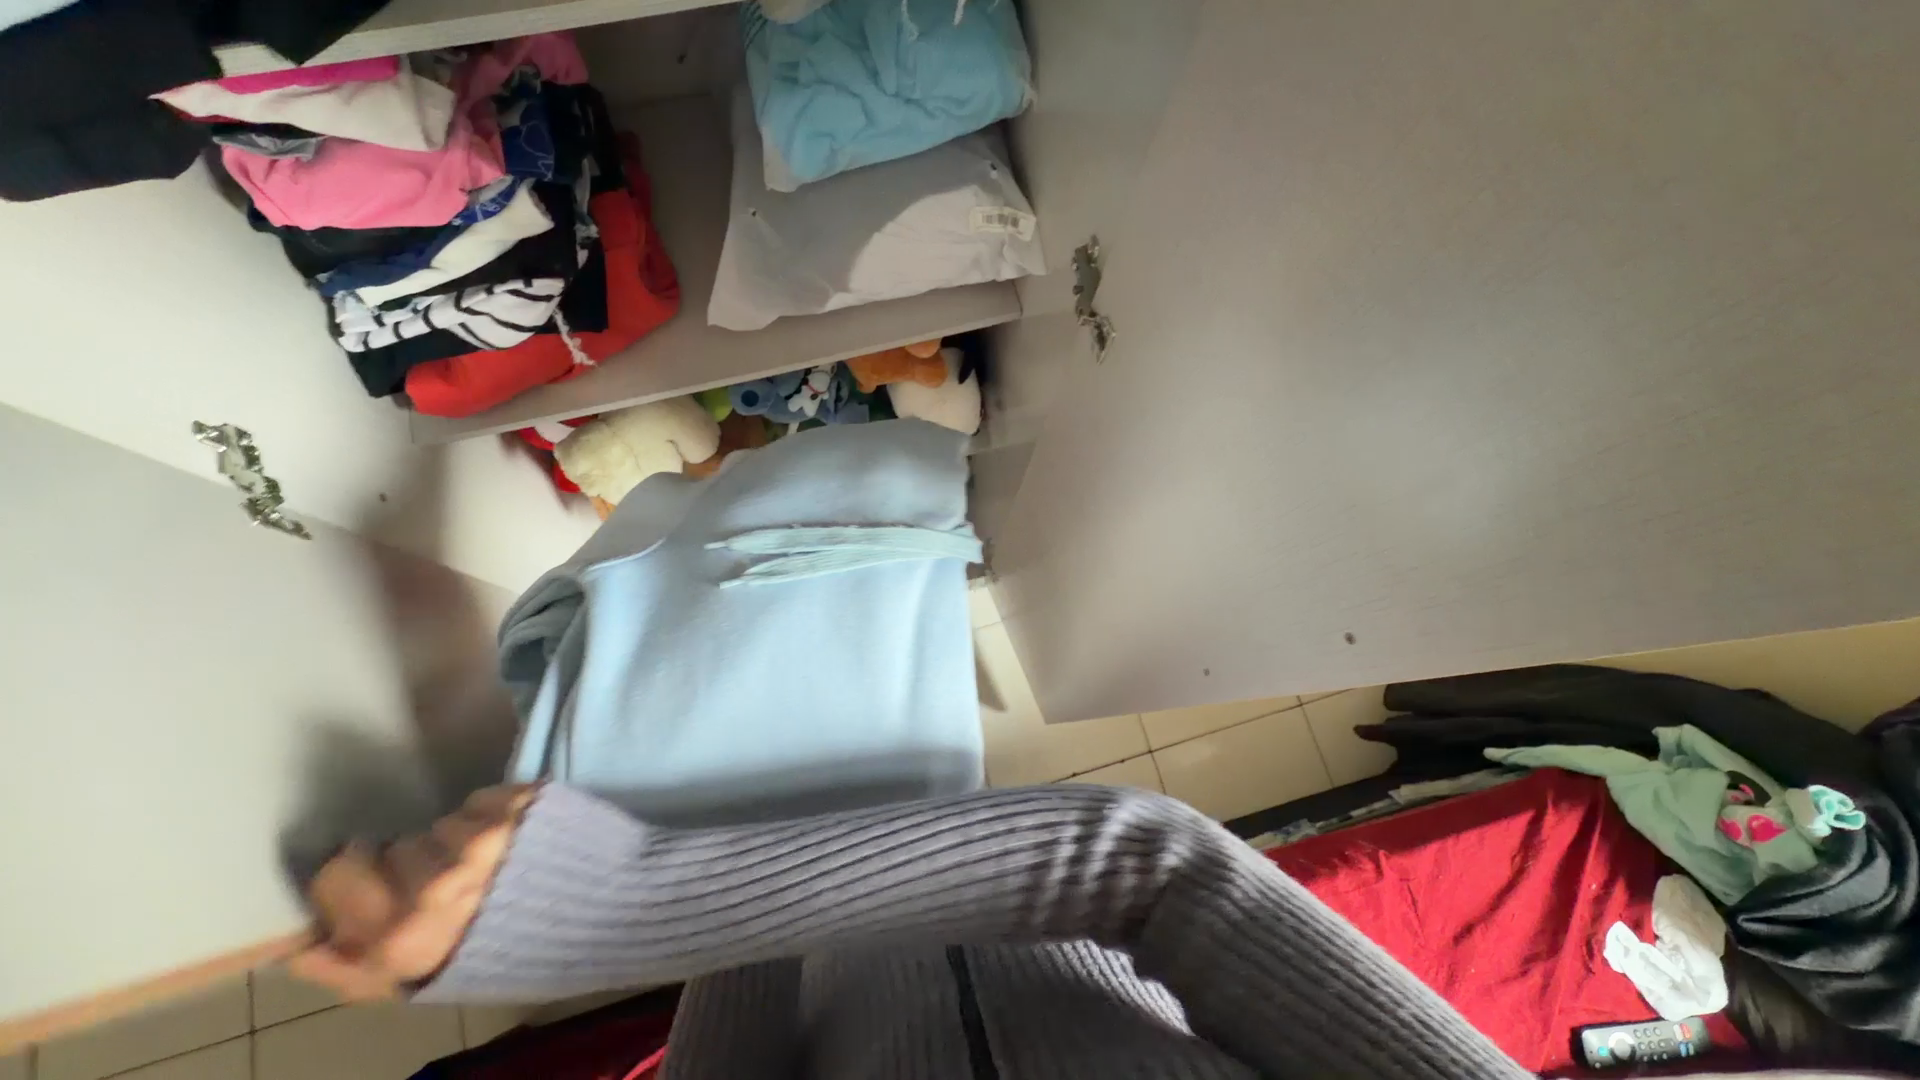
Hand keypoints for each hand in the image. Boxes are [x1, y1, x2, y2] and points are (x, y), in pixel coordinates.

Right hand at [287, 785, 536, 999]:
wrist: (605, 911)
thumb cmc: (513, 950)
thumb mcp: (426, 980)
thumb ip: (354, 968)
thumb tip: (297, 948)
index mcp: (403, 934)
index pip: (338, 874)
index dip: (355, 872)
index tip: (375, 871)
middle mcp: (437, 883)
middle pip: (395, 845)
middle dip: (415, 860)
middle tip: (452, 879)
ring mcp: (483, 838)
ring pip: (441, 823)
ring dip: (459, 837)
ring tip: (492, 861)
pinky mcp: (520, 802)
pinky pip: (482, 799)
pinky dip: (494, 813)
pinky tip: (517, 837)